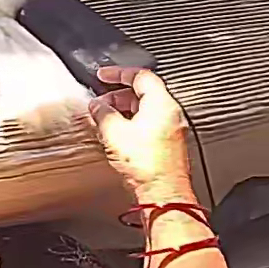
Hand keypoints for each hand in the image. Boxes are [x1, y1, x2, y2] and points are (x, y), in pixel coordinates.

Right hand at [88, 66, 195, 202]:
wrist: (164, 194)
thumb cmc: (147, 166)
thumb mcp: (114, 133)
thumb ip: (103, 113)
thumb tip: (96, 105)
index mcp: (161, 103)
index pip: (141, 75)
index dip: (118, 73)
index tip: (104, 75)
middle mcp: (171, 113)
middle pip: (144, 92)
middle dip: (119, 94)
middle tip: (101, 99)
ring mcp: (172, 129)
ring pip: (146, 109)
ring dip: (125, 109)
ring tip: (106, 117)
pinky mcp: (169, 144)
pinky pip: (150, 124)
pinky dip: (133, 122)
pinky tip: (119, 133)